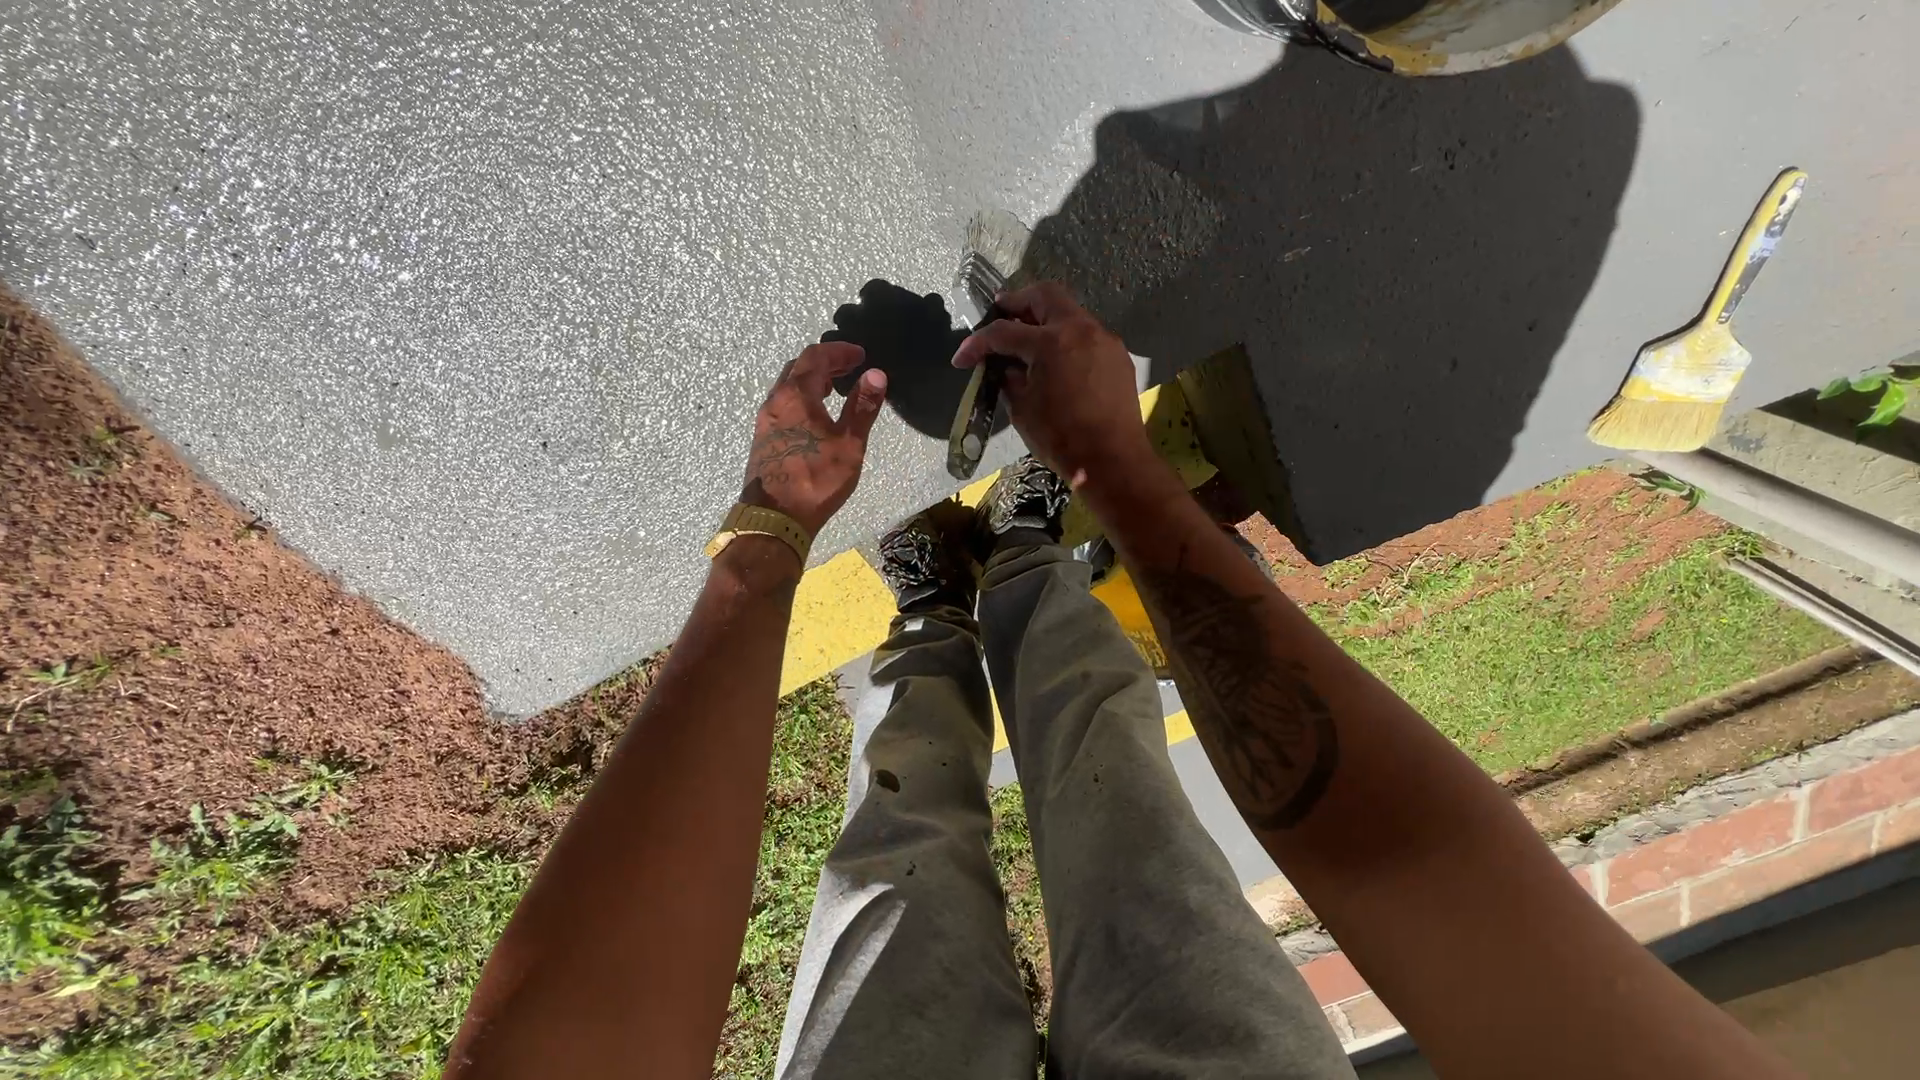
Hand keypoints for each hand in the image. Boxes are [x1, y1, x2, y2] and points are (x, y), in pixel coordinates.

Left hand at [741, 342, 887, 535]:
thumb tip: (876, 375)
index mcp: (796, 395)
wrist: (775, 517)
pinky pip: (783, 404)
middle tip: (850, 368)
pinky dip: (802, 398)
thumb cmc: (816, 479)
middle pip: (798, 368)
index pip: (816, 357)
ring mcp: (765, 420)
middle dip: (825, 362)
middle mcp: (775, 400)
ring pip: (788, 386)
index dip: (839, 351)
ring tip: (835, 389)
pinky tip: (816, 416)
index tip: (860, 355)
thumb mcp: (849, 444)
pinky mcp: (763, 438)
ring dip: (811, 380)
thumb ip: (862, 408)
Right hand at [950, 283, 1152, 488]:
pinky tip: (1057, 361)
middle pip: (1044, 296)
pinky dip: (1066, 339)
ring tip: (1027, 339)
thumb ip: (1010, 380)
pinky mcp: (1117, 356)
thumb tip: (1008, 368)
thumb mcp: (1022, 409)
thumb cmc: (1061, 438)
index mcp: (1050, 342)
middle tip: (1000, 312)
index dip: (977, 344)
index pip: (1003, 332)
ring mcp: (1103, 340)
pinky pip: (1086, 336)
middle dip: (1017, 302)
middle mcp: (1080, 329)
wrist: (1113, 461)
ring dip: (1045, 319)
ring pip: (1069, 313)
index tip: (962, 359)